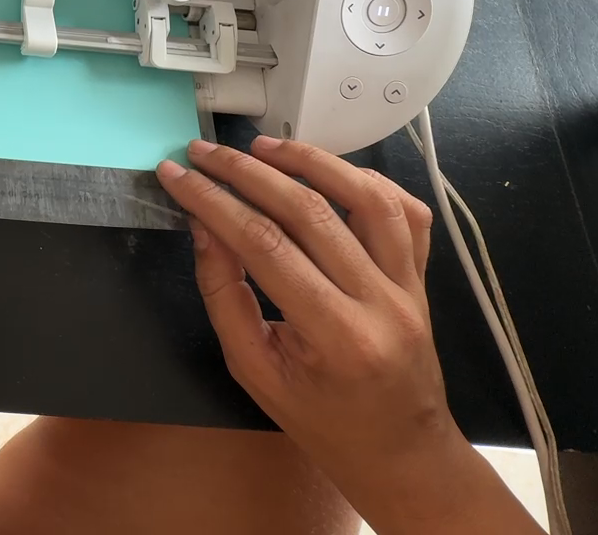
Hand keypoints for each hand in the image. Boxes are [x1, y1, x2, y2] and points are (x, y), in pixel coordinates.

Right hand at [156, 136, 541, 534]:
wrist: (400, 451)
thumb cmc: (318, 418)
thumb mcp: (251, 366)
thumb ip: (223, 291)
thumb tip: (202, 223)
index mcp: (334, 335)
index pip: (263, 243)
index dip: (211, 200)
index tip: (174, 173)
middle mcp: (381, 302)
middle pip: (309, 211)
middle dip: (245, 172)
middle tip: (202, 151)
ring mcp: (410, 285)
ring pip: (367, 198)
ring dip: (309, 160)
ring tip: (261, 146)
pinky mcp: (422, 275)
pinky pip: (405, 211)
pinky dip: (365, 179)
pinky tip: (323, 169)